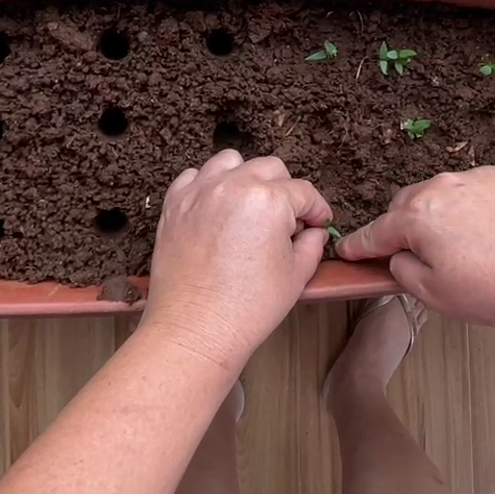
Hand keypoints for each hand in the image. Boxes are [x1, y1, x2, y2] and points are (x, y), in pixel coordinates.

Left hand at [141, 150, 333, 371]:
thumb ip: (311, 244)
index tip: (319, 222)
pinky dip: (209, 185)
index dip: (317, 209)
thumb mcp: (296, 275)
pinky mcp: (175, 204)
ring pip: (231, 161)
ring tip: (250, 205)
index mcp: (269, 200)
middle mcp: (234, 186)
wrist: (194, 331)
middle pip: (271, 168)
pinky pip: (195, 177)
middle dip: (285, 190)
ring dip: (246, 177)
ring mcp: (201, 192)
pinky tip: (217, 207)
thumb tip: (313, 230)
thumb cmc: (247, 308)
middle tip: (286, 219)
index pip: (304, 192)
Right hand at [335, 166, 494, 334]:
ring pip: (439, 196)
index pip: (376, 232)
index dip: (358, 244)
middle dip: (403, 229)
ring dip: (438, 217)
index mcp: (416, 217)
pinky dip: (469, 208)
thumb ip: (403, 271)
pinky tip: (488, 235)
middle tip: (416, 257)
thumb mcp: (434, 295)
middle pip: (405, 206)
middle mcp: (439, 188)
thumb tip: (400, 257)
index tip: (346, 249)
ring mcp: (472, 179)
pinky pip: (471, 190)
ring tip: (462, 250)